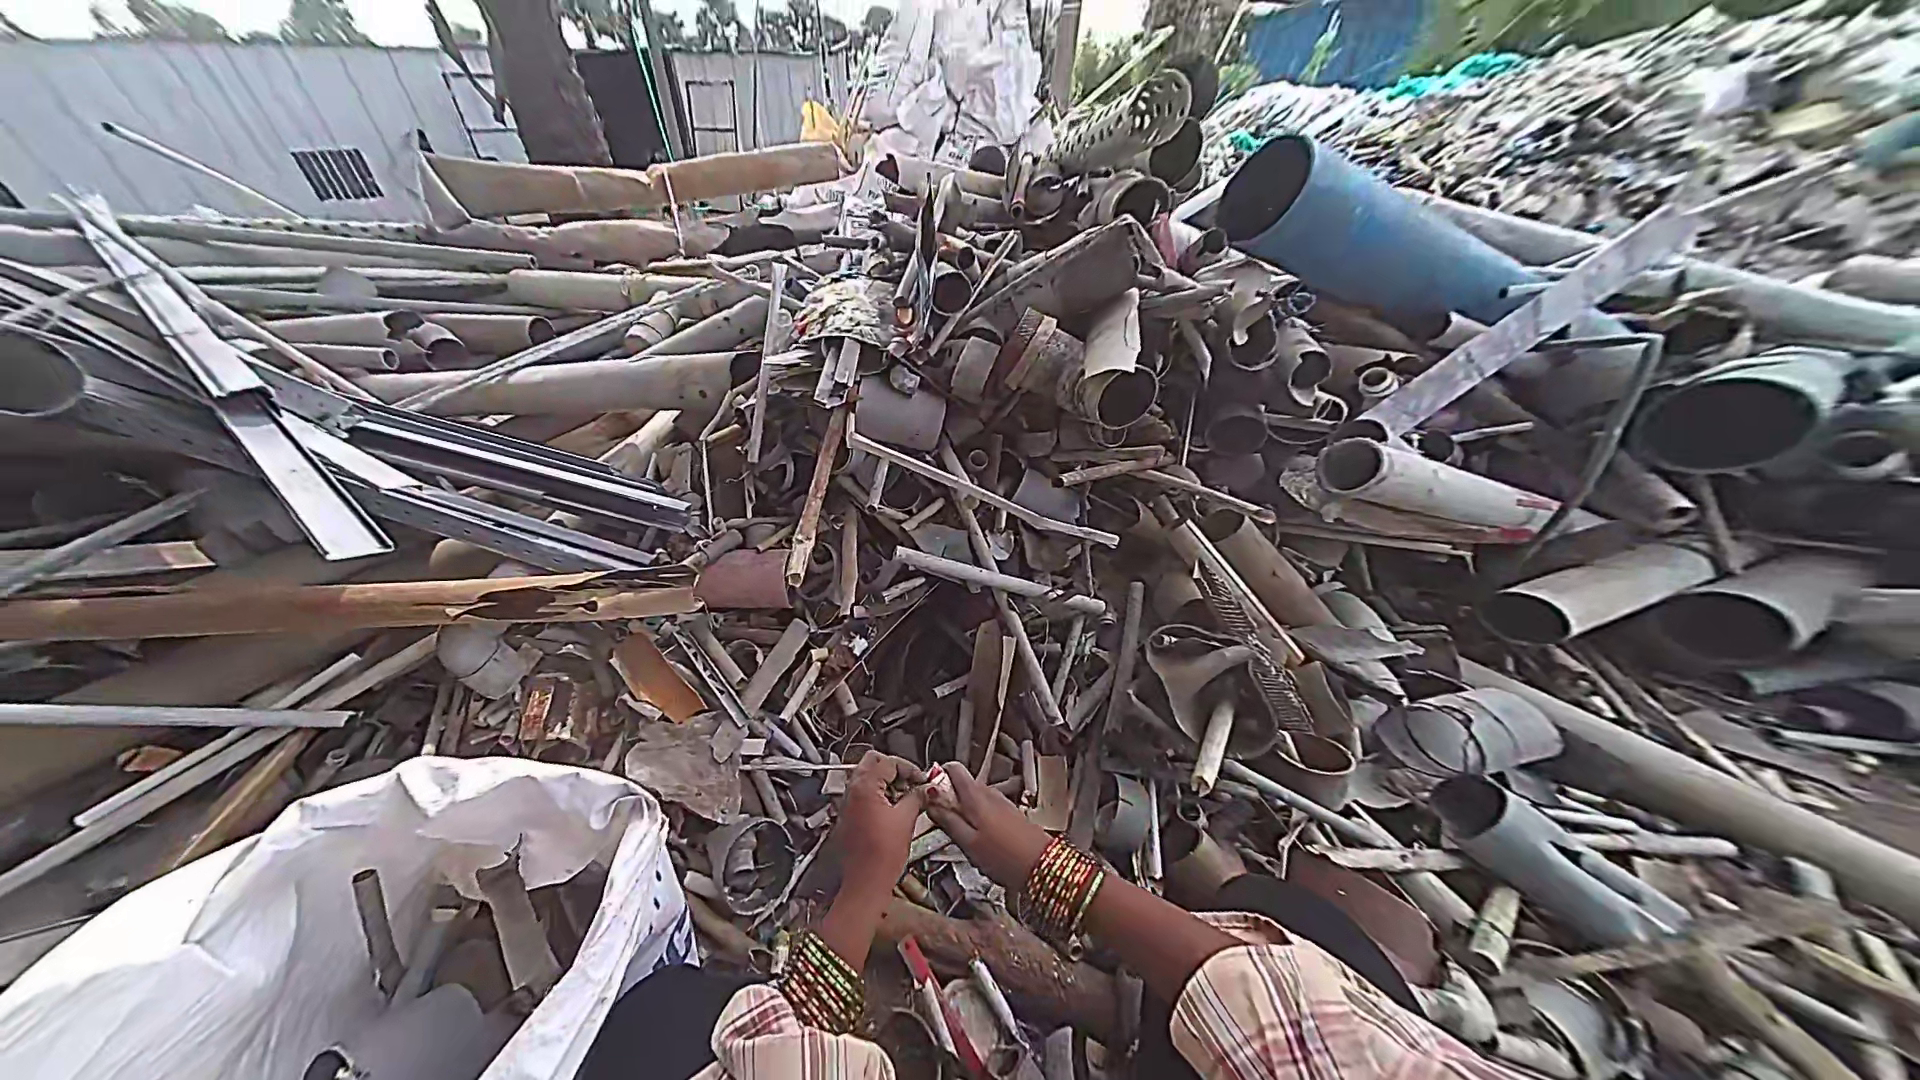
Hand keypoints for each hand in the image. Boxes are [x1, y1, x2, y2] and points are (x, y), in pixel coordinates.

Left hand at [832, 751, 926, 895]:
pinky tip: (894, 809)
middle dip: (895, 769)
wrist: (865, 885)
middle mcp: (851, 791)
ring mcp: (847, 804)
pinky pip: (863, 794)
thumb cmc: (881, 856)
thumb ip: (917, 797)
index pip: (889, 762)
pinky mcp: (849, 817)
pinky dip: (879, 794)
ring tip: (905, 796)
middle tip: (912, 782)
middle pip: (873, 763)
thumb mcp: (906, 820)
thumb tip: (926, 788)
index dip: (910, 768)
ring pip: (867, 777)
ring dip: (887, 781)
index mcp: (864, 787)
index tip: (922, 779)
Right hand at [921, 761, 1051, 890]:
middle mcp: (989, 792)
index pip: (953, 768)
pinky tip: (978, 838)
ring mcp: (1000, 801)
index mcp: (975, 795)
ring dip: (962, 808)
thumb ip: (947, 820)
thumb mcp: (968, 842)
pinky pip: (984, 806)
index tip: (929, 796)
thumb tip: (929, 801)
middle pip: (962, 783)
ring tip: (959, 835)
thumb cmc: (1003, 857)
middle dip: (948, 797)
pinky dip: (976, 816)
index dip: (938, 777)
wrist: (1042, 865)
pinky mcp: (1008, 812)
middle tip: (941, 823)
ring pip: (973, 796)